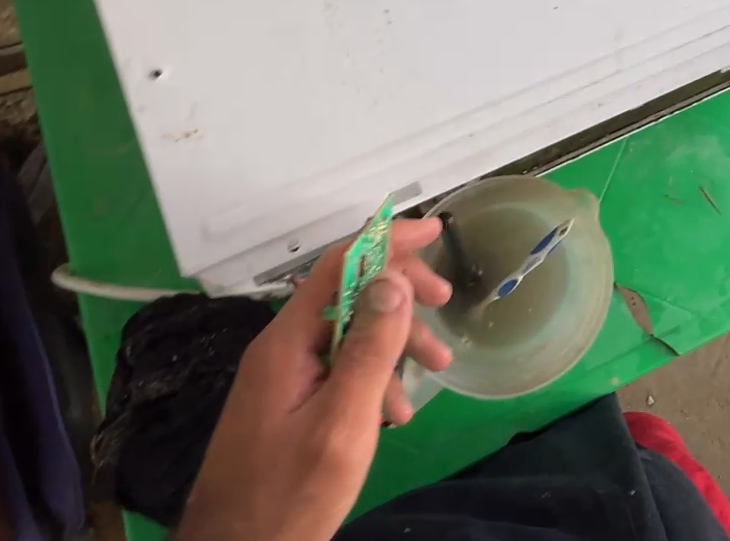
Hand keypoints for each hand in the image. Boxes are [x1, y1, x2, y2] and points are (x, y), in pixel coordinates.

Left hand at [175, 218, 454, 540]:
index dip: (388, 240)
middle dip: (403, 292)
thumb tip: (393, 279)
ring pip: (352, 330)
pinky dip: (377, 375)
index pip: (340, 264)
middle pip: (351, 291)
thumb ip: (369, 349)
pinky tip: (397, 410)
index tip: (434, 230)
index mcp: (288, 342)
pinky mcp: (291, 400)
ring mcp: (286, 374)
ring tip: (438, 367)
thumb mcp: (342, 422)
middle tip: (445, 303)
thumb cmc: (289, 497)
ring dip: (398, 340)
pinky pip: (342, 364)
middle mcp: (284, 347)